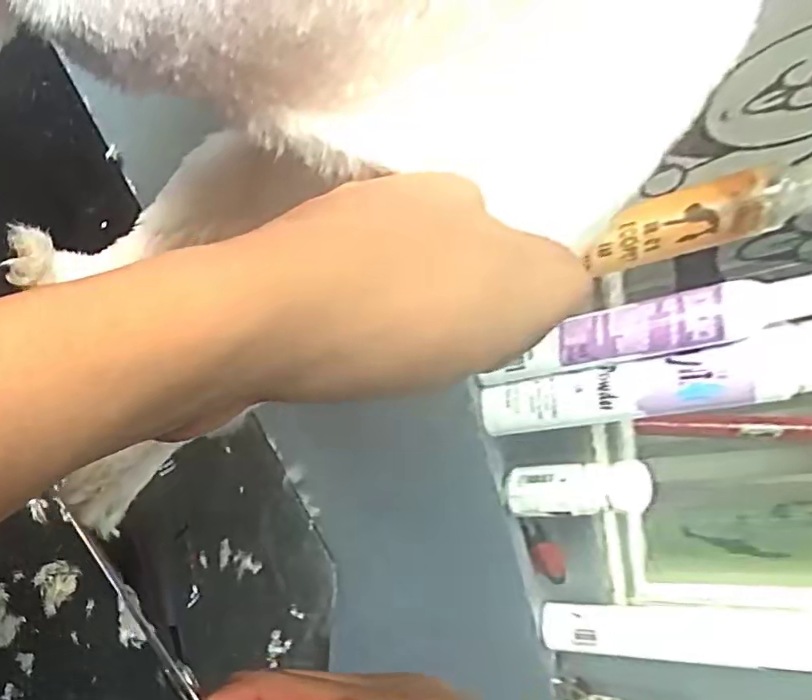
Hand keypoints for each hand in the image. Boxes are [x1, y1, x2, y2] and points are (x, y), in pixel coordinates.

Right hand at [212, 173, 588, 407]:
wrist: (252, 323)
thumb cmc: (365, 249)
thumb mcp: (437, 191)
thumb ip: (465, 212)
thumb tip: (453, 232)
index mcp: (533, 305)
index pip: (559, 270)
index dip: (521, 239)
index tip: (476, 215)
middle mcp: (476, 360)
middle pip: (481, 309)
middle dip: (456, 278)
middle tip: (410, 240)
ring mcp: (399, 385)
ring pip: (416, 333)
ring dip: (396, 307)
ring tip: (350, 270)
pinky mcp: (335, 395)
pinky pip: (360, 349)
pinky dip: (346, 328)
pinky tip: (313, 302)